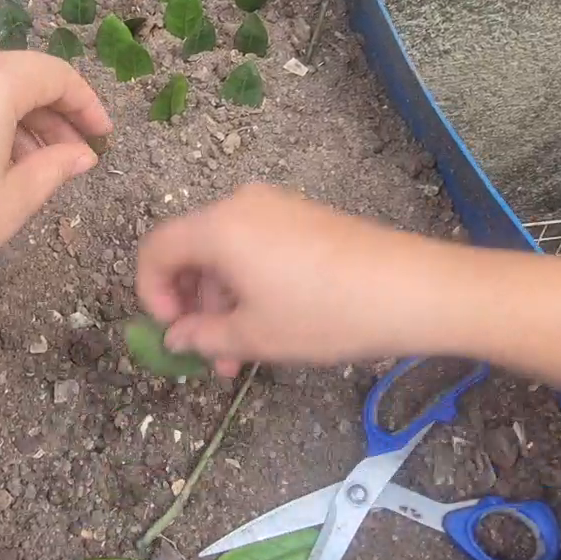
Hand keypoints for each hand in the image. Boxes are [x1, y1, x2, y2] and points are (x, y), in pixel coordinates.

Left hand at [0, 44, 112, 352]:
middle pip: (12, 75)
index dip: (86, 104)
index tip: (100, 136)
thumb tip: (81, 152)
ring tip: (16, 166)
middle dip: (46, 115)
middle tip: (64, 158)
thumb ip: (54, 169)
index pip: (54, 74)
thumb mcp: (6, 207)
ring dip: (5, 118)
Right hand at [134, 184, 449, 376]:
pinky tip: (269, 323)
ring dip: (222, 302)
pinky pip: (254, 247)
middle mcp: (240, 205)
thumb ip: (202, 336)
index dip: (150, 293)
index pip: (155, 249)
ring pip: (224, 254)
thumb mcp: (255, 335)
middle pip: (190, 251)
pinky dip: (248, 284)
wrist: (411, 289)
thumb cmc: (324, 313)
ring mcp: (275, 207)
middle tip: (208, 354)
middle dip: (192, 305)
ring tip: (241, 354)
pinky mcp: (301, 217)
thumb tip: (176, 337)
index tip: (172, 332)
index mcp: (218, 226)